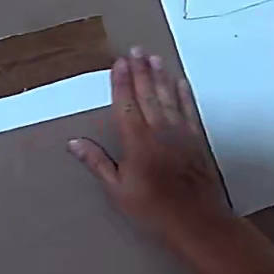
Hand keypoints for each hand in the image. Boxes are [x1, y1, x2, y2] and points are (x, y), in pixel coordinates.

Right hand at [68, 48, 233, 235]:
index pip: (126, 104)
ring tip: (155, 59)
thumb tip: (74, 143)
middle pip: (148, 95)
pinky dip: (183, 95)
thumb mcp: (117, 190)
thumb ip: (97, 163)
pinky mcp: (196, 142)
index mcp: (137, 142)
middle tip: (137, 50)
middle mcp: (159, 133)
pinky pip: (188, 111)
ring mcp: (180, 135)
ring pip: (168, 98)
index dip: (122, 82)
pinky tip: (180, 83)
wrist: (198, 223)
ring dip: (160, 77)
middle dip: (141, 71)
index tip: (119, 63)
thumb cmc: (153, 209)